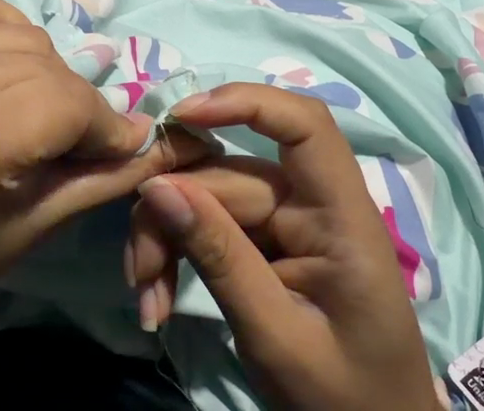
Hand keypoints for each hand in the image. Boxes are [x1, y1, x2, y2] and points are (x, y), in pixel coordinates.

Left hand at [0, 0, 197, 308]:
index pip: (71, 102)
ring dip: (52, 73)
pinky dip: (17, 36)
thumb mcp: (35, 227)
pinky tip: (15, 73)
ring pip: (30, 38)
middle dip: (83, 105)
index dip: (107, 127)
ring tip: (43, 114)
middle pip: (54, 69)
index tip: (119, 151)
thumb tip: (150, 138)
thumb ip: (100, 178)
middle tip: (79, 145)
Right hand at [127, 84, 440, 410]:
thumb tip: (157, 187)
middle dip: (170, 215)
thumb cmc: (345, 397)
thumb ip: (221, 259)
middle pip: (224, 175)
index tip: (180, 117)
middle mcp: (309, 207)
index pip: (305, 126)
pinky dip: (172, 255)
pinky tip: (154, 297)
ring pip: (202, 199)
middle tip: (138, 275)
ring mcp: (282, 224)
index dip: (245, 102)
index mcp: (342, 219)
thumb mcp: (278, 336)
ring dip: (162, 240)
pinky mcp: (259, 244)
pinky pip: (202, 228)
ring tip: (144, 296)